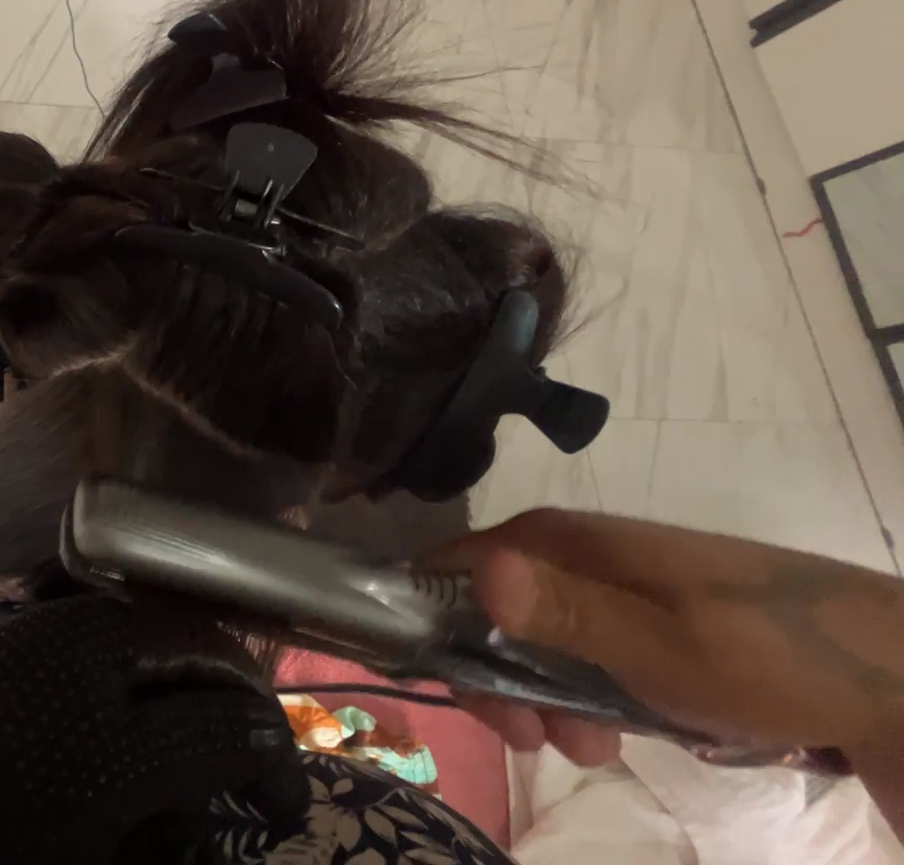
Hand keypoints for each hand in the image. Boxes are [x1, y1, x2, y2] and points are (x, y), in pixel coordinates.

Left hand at [0, 594, 304, 864]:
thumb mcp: (86, 853)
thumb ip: (160, 823)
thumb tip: (219, 789)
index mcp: (111, 748)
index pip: (230, 733)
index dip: (272, 770)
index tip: (280, 807)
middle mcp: (87, 669)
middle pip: (200, 655)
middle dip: (236, 699)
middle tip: (247, 751)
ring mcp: (48, 635)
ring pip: (151, 627)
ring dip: (187, 667)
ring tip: (192, 718)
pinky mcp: (16, 626)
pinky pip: (101, 625)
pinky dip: (134, 651)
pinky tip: (129, 694)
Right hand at [434, 508, 903, 767]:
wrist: (902, 681)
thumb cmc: (771, 656)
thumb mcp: (663, 644)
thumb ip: (566, 611)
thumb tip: (480, 572)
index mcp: (555, 540)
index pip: (449, 567)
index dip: (430, 623)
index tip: (450, 687)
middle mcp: (564, 552)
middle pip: (482, 608)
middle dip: (492, 676)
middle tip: (526, 736)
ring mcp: (600, 584)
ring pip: (527, 638)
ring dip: (538, 696)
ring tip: (585, 745)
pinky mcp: (633, 617)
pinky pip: (573, 652)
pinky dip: (577, 694)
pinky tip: (610, 729)